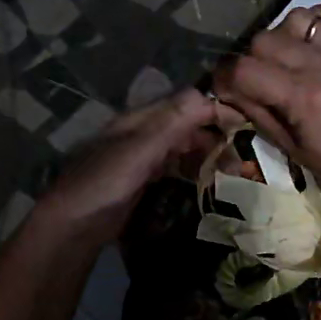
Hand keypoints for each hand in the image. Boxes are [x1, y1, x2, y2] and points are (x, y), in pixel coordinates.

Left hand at [37, 90, 238, 235]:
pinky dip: (191, 169)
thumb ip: (171, 123)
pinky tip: (208, 180)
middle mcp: (140, 133)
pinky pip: (173, 167)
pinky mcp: (140, 181)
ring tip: (235, 168)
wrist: (72, 226)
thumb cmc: (104, 184)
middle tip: (247, 152)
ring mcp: (140, 158)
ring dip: (205, 152)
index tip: (248, 122)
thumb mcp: (139, 151)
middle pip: (185, 124)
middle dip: (214, 133)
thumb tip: (207, 93)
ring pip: (180, 146)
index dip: (215, 108)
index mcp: (139, 120)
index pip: (184, 103)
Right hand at [213, 4, 320, 209]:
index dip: (225, 76)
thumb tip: (226, 90)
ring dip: (286, 36)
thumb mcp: (289, 146)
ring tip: (292, 56)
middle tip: (261, 75)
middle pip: (265, 39)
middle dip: (252, 57)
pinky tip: (320, 39)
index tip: (225, 85)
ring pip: (299, 18)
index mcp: (302, 98)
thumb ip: (255, 111)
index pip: (244, 69)